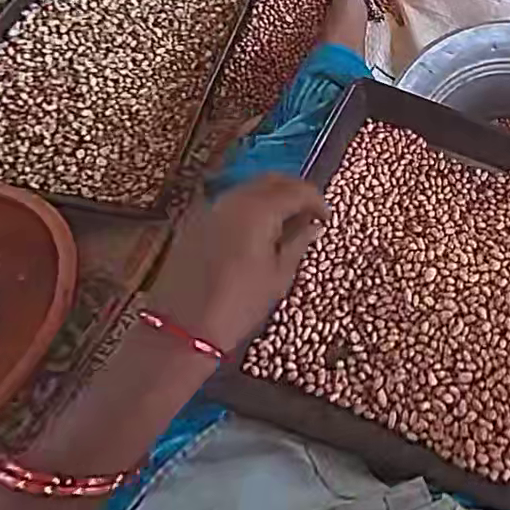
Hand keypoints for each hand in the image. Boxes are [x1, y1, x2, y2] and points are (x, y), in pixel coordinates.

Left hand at [148, 174, 327, 351]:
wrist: (182, 328)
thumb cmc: (240, 303)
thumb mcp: (279, 275)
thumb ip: (298, 242)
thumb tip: (312, 225)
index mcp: (259, 210)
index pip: (297, 191)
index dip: (317, 201)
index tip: (327, 218)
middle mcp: (234, 199)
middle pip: (272, 180)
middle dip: (295, 191)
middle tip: (310, 213)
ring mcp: (211, 208)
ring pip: (250, 188)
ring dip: (273, 197)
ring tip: (287, 222)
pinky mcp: (196, 221)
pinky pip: (231, 202)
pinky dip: (251, 206)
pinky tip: (259, 229)